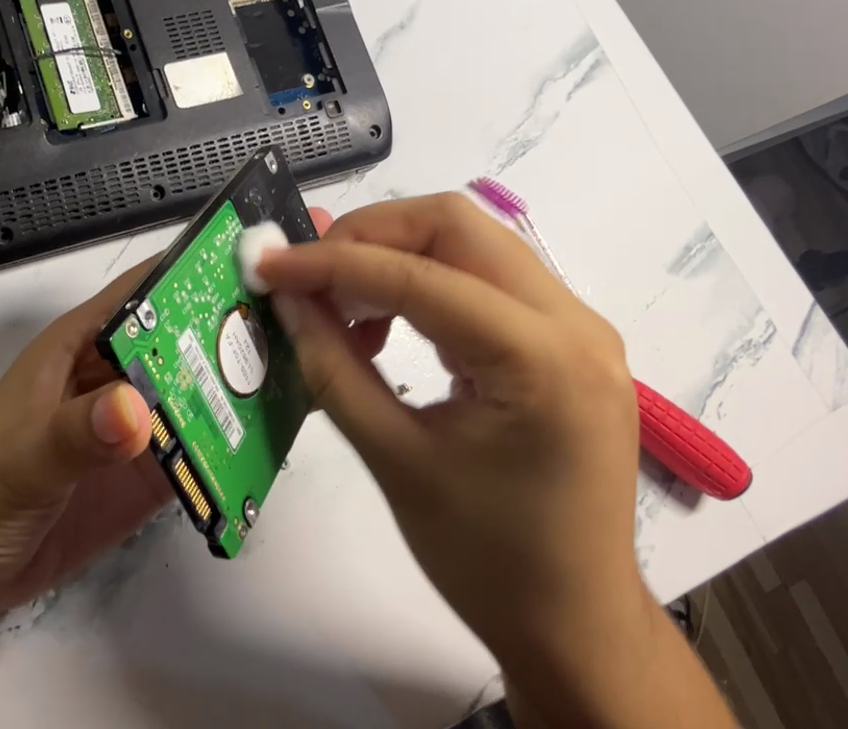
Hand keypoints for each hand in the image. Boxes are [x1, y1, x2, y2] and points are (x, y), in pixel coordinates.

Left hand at [0, 205, 336, 623]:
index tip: (262, 259)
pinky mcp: (147, 475)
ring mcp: (136, 426)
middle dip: (240, 324)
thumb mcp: (22, 457)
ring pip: (202, 392)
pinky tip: (278, 441)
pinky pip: (201, 450)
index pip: (147, 291)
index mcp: (81, 345)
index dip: (199, 269)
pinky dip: (236, 445)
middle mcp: (116, 376)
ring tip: (315, 372)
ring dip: (246, 384)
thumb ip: (76, 435)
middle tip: (313, 316)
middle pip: (189, 338)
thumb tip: (135, 410)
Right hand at [256, 193, 657, 680]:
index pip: (418, 276)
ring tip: (344, 309)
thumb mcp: (394, 460)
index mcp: (540, 360)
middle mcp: (574, 323)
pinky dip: (426, 283)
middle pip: (455, 224)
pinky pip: (487, 279)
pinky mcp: (568, 343)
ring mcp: (579, 328)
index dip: (331, 263)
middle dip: (369, 235)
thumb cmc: (485, 558)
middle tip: (310, 276)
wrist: (575, 622)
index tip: (268, 265)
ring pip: (471, 242)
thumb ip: (333, 367)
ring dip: (396, 256)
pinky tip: (388, 327)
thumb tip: (287, 298)